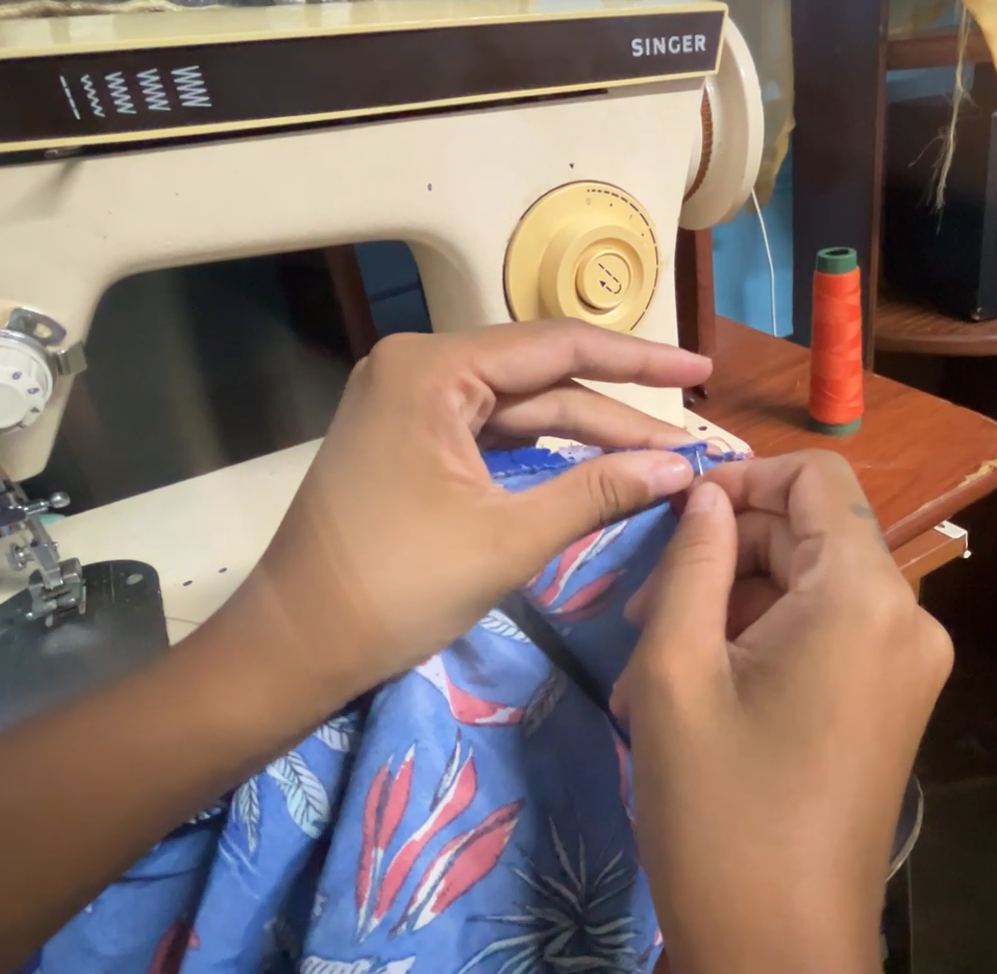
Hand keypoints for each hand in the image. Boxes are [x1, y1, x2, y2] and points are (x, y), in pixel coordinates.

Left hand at [204, 320, 708, 723]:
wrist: (294, 648)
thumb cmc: (395, 589)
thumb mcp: (509, 538)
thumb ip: (600, 491)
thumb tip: (681, 467)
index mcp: (434, 368)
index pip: (559, 348)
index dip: (641, 360)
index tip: (703, 370)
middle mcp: (421, 367)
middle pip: (545, 379)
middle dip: (620, 416)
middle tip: (691, 442)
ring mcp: (414, 401)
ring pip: (524, 409)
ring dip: (589, 436)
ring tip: (659, 456)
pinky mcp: (415, 437)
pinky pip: (497, 433)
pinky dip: (548, 453)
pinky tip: (599, 464)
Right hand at [613, 451, 951, 973]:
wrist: (779, 954)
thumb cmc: (718, 808)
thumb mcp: (679, 670)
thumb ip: (694, 559)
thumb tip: (707, 493)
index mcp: (864, 596)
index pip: (816, 478)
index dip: (744, 476)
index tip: (679, 512)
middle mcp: (906, 617)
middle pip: (809, 533)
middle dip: (724, 551)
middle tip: (644, 607)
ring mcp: (906, 662)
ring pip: (810, 585)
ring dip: (732, 601)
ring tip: (657, 661)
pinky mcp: (893, 699)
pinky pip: (826, 631)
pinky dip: (764, 636)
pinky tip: (700, 685)